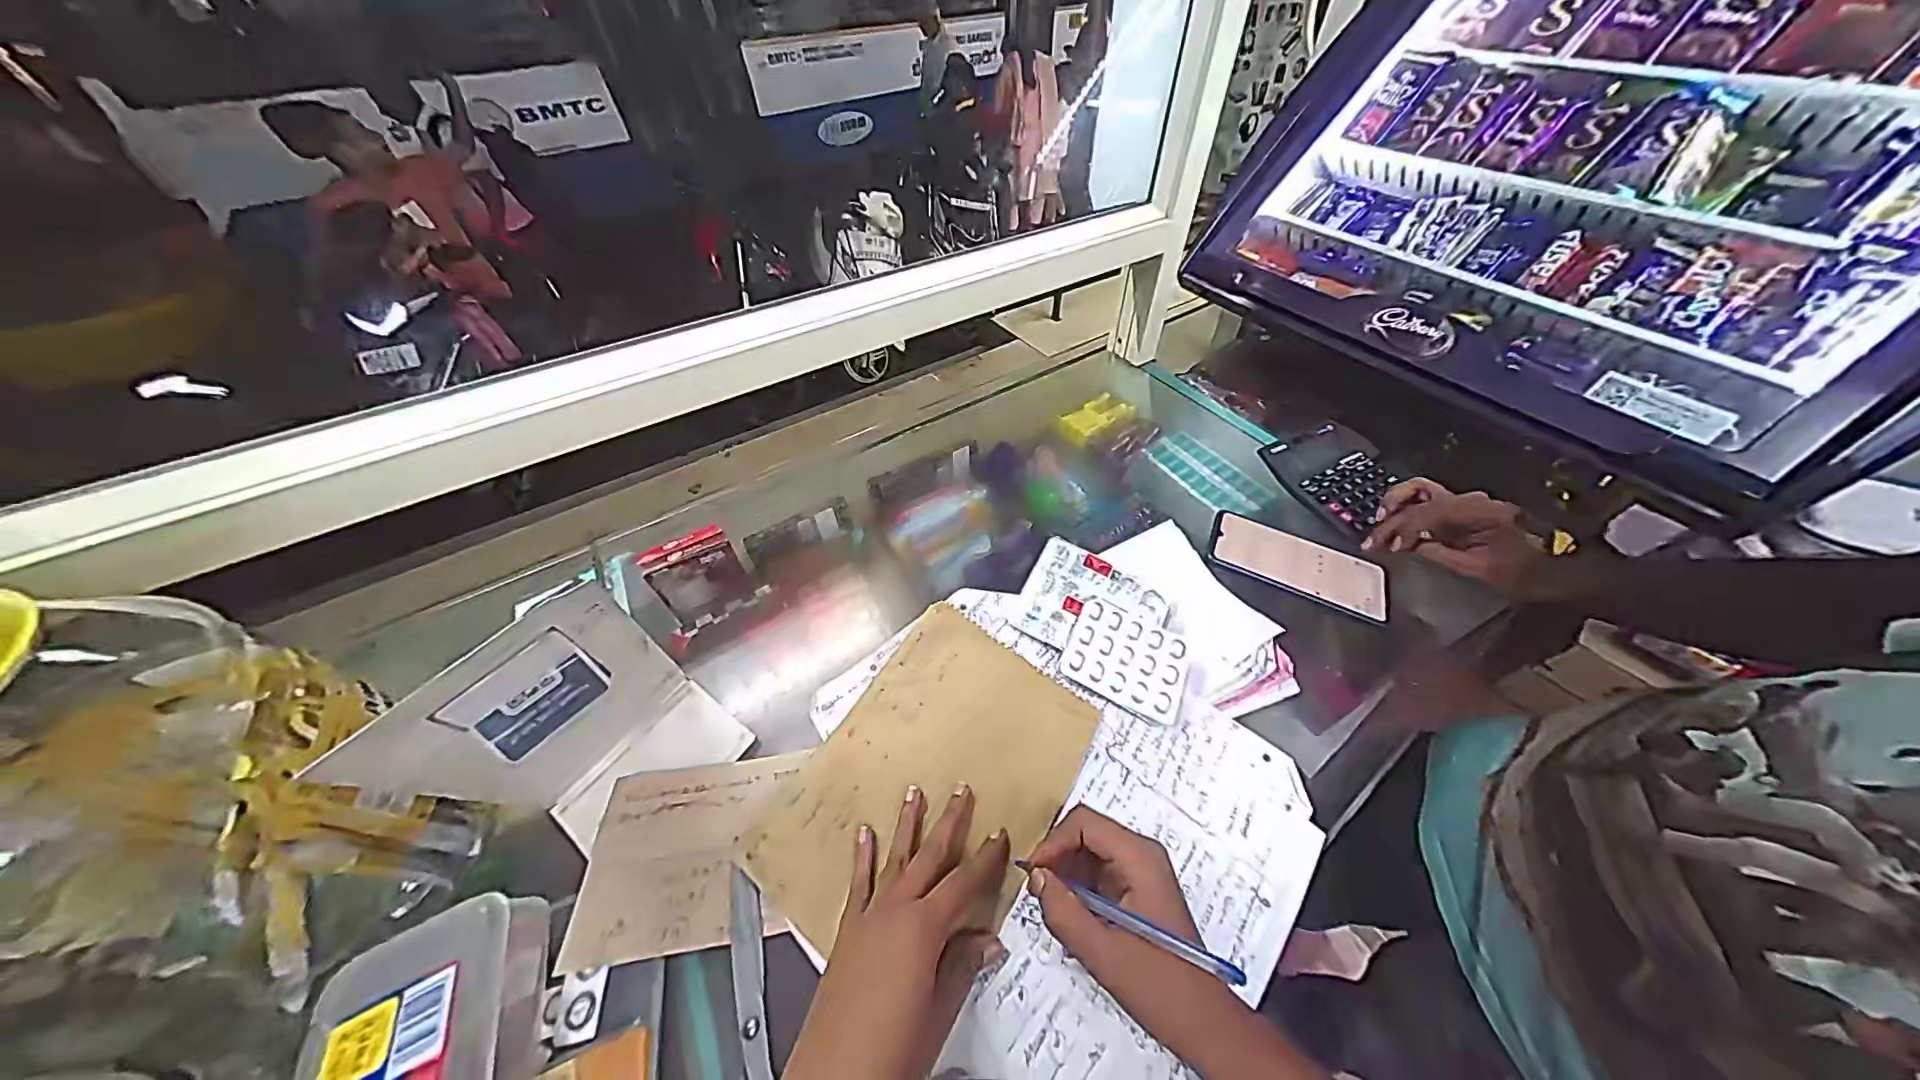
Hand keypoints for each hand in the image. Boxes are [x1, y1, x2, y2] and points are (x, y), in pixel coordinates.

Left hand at [784, 785, 1010, 1079]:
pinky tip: (865, 833)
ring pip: (895, 858)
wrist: (835, 1072)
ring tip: (914, 793)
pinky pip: (859, 881)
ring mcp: (869, 915)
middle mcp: (896, 910)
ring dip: (907, 824)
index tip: (1000, 835)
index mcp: (925, 927)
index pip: (965, 883)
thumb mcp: (941, 1007)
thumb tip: (988, 940)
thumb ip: (963, 965)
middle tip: (961, 791)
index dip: (986, 858)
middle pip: (931, 856)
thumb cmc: (893, 1046)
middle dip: (949, 821)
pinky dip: (863, 855)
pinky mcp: (848, 928)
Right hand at [1027, 807, 1326, 1078]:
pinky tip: (1075, 921)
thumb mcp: (1102, 951)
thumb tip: (1036, 877)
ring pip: (1089, 853)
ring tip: (1057, 912)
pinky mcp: (1137, 889)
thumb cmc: (1162, 986)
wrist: (1202, 1021)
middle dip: (1058, 859)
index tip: (1034, 874)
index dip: (1053, 843)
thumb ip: (1063, 911)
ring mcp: (1141, 871)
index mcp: (1140, 858)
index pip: (1084, 823)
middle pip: (1086, 833)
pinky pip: (1098, 873)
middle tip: (1040, 893)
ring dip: (1066, 876)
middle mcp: (1142, 855)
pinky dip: (1079, 890)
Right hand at [1361, 479, 1545, 594]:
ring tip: (1383, 526)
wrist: (1560, 570)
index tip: (1387, 547)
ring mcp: (1467, 502)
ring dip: (1397, 506)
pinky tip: (1402, 528)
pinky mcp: (1465, 511)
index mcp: (1474, 511)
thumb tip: (1406, 545)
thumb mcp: (1476, 568)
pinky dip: (1410, 511)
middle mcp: (1469, 500)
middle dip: (1391, 511)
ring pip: (1420, 491)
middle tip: (1376, 535)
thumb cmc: (1523, 572)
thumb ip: (1437, 553)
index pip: (1424, 512)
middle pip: (1417, 491)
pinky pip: (1429, 503)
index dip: (1400, 529)